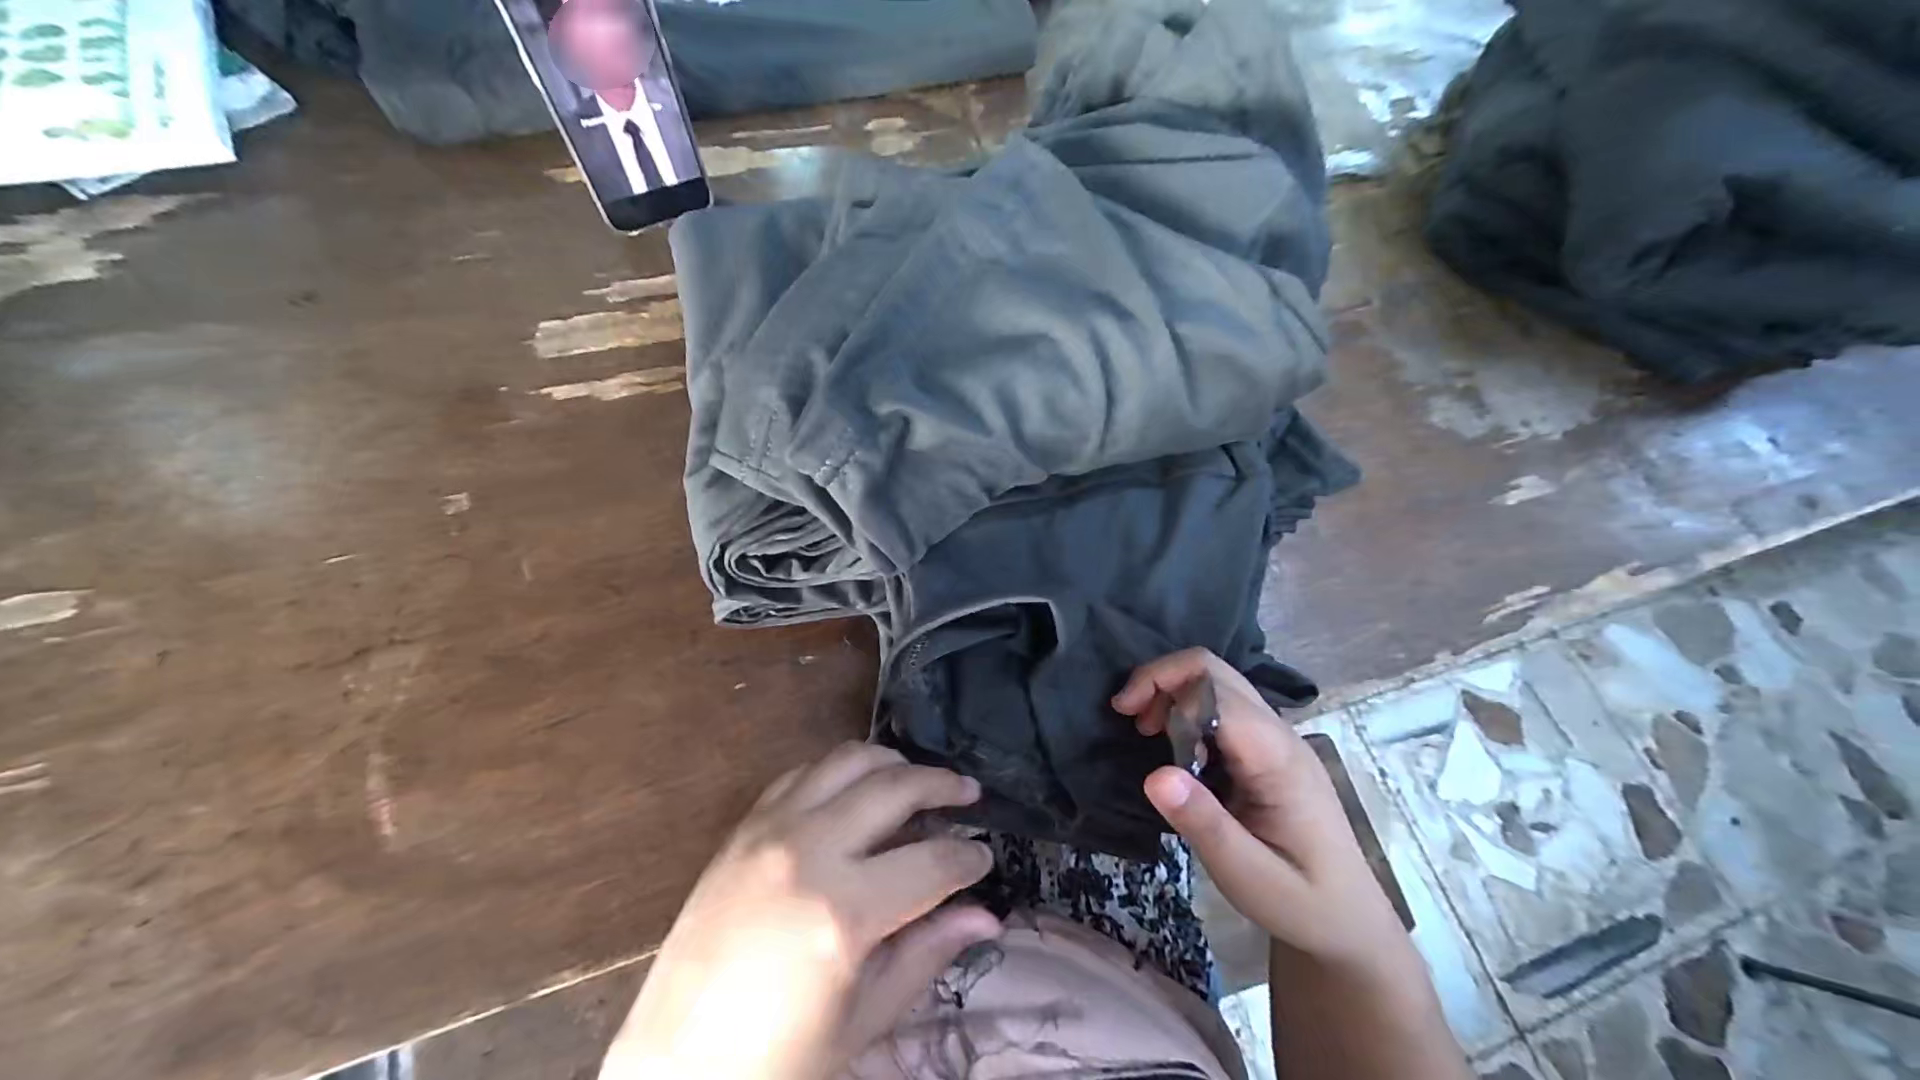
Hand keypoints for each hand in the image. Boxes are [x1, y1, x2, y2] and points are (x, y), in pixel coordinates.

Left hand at [599, 743, 1001, 1079]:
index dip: (967, 857)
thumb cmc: (777, 1060)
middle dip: (943, 785)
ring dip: (893, 762)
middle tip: (969, 793)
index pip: (931, 863)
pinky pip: (802, 773)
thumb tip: (986, 917)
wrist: (676, 1063)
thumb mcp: (863, 1018)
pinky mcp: (743, 827)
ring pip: (847, 760)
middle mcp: (809, 852)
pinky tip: (854, 790)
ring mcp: (770, 830)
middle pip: (894, 788)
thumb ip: (926, 953)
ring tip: (918, 778)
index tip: (984, 856)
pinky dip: (838, 771)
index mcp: (843, 913)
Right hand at [1111, 649, 1416, 977]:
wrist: (1351, 923)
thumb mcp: (1246, 874)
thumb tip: (1154, 775)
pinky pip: (1223, 708)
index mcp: (1275, 756)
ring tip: (1146, 731)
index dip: (1164, 685)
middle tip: (1129, 716)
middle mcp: (1278, 734)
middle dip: (1162, 679)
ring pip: (1217, 683)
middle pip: (1214, 671)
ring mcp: (1277, 739)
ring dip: (1174, 692)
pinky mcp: (1268, 750)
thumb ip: (1202, 822)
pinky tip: (1174, 748)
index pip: (1214, 688)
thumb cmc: (1300, 903)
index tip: (1126, 716)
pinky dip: (1188, 711)